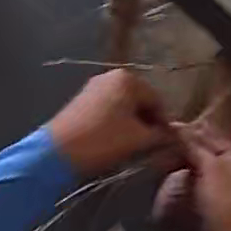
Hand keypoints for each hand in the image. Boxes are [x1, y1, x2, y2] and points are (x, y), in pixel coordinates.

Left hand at [47, 70, 170, 176]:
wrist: (56, 153)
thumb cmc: (103, 140)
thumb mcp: (139, 139)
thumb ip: (161, 135)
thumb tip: (173, 136)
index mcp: (129, 79)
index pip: (158, 101)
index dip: (164, 123)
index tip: (167, 142)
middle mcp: (111, 76)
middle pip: (140, 101)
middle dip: (147, 122)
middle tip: (151, 144)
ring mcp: (94, 87)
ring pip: (124, 106)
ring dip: (132, 124)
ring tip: (134, 145)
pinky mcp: (81, 101)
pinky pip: (108, 110)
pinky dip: (116, 123)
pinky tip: (115, 140)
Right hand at [153, 122, 230, 230]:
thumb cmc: (223, 204)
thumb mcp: (210, 168)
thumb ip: (195, 146)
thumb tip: (176, 126)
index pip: (212, 135)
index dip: (188, 132)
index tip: (163, 130)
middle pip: (209, 151)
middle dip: (187, 149)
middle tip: (160, 148)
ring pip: (204, 168)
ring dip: (186, 165)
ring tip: (163, 163)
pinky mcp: (222, 206)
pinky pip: (203, 185)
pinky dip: (190, 182)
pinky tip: (175, 182)